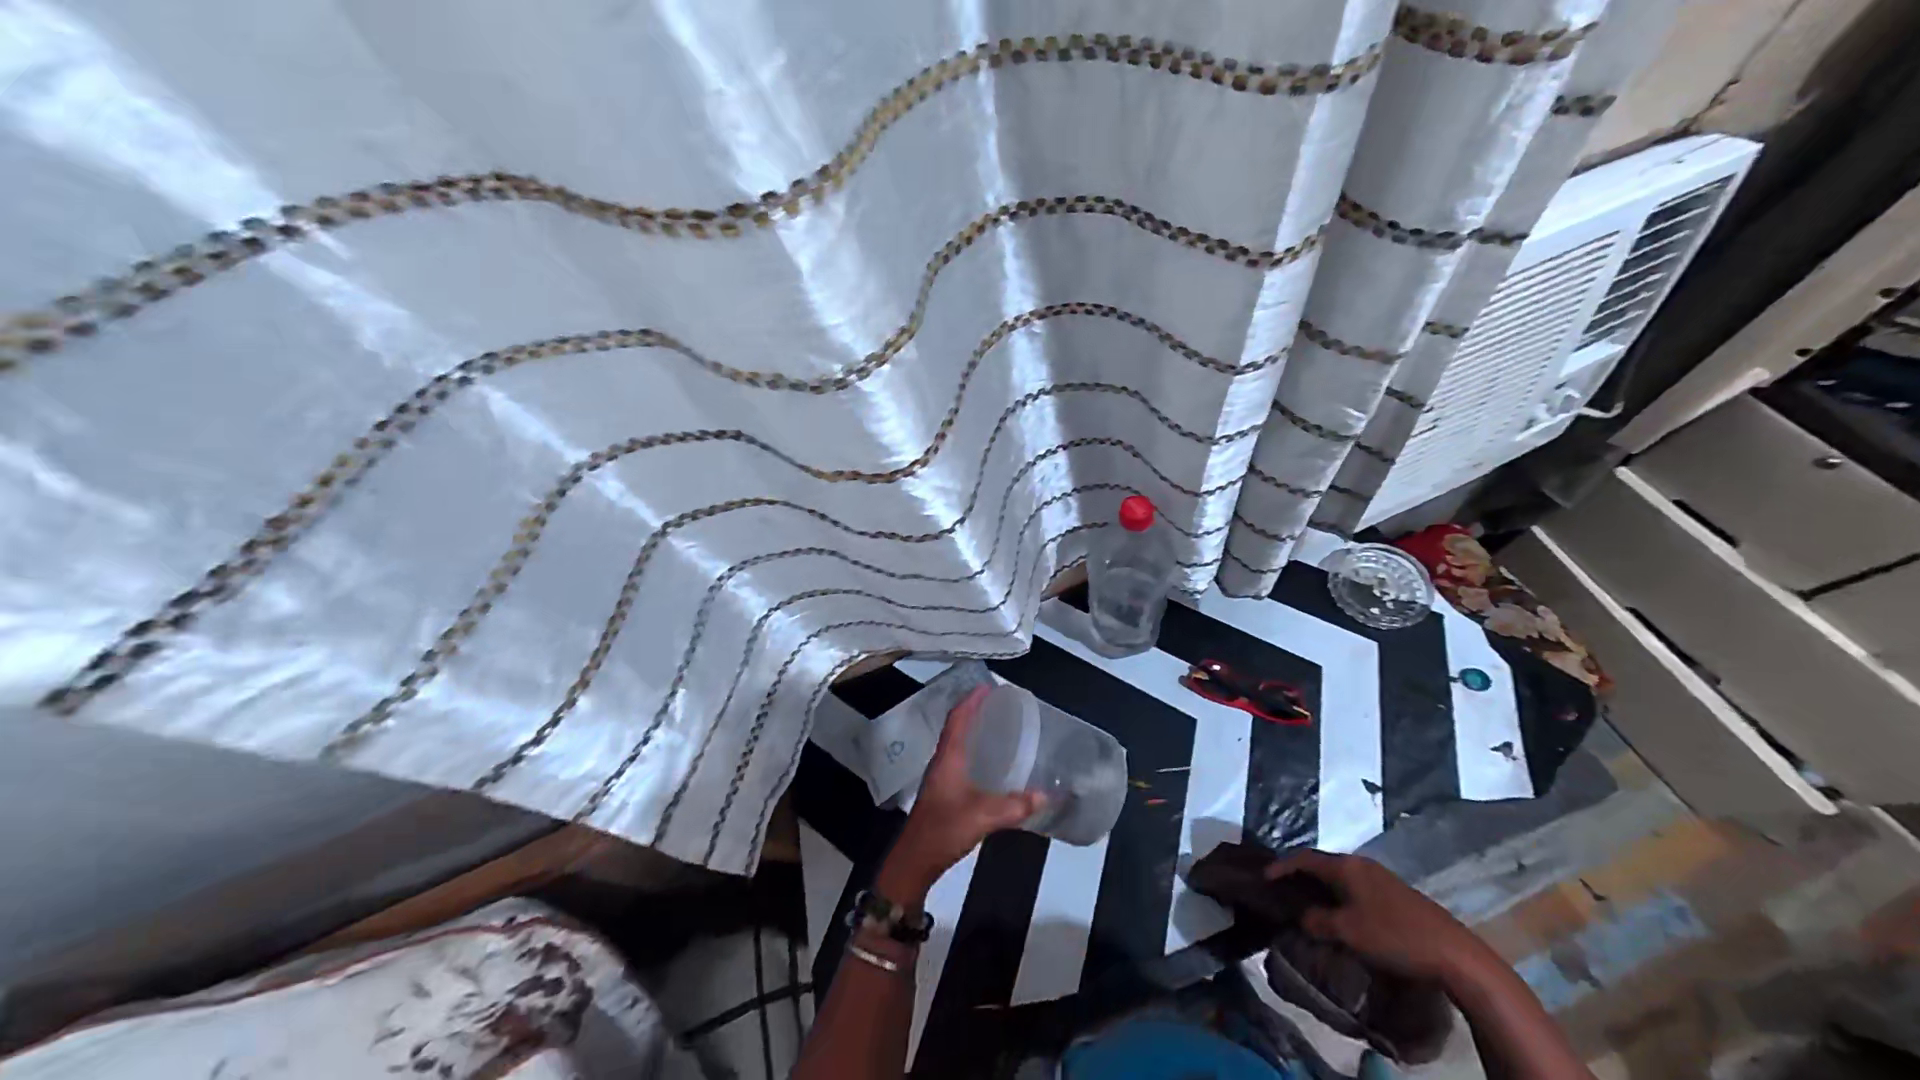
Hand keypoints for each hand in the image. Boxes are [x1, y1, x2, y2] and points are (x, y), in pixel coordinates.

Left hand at [875, 685, 1043, 903]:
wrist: (915, 861)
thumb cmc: (943, 830)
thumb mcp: (983, 816)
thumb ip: (1015, 806)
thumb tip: (1046, 795)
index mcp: (948, 759)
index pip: (957, 719)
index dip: (971, 701)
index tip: (988, 686)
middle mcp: (942, 763)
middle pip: (957, 728)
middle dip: (975, 712)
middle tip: (1000, 705)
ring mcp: (941, 779)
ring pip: (958, 746)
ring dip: (974, 733)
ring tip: (998, 729)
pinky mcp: (943, 794)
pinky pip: (960, 762)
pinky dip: (974, 754)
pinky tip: (991, 765)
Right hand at [1265, 849, 1492, 983]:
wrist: (1455, 955)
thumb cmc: (1394, 936)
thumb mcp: (1348, 931)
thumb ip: (1318, 920)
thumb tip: (1303, 916)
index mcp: (1347, 866)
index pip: (1304, 857)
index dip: (1282, 866)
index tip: (1264, 877)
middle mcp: (1362, 864)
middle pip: (1323, 864)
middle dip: (1301, 874)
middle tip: (1283, 889)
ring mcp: (1382, 878)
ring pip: (1341, 877)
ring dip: (1322, 887)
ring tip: (1308, 902)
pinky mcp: (1397, 895)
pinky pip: (1356, 888)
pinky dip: (1340, 895)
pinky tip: (1341, 914)